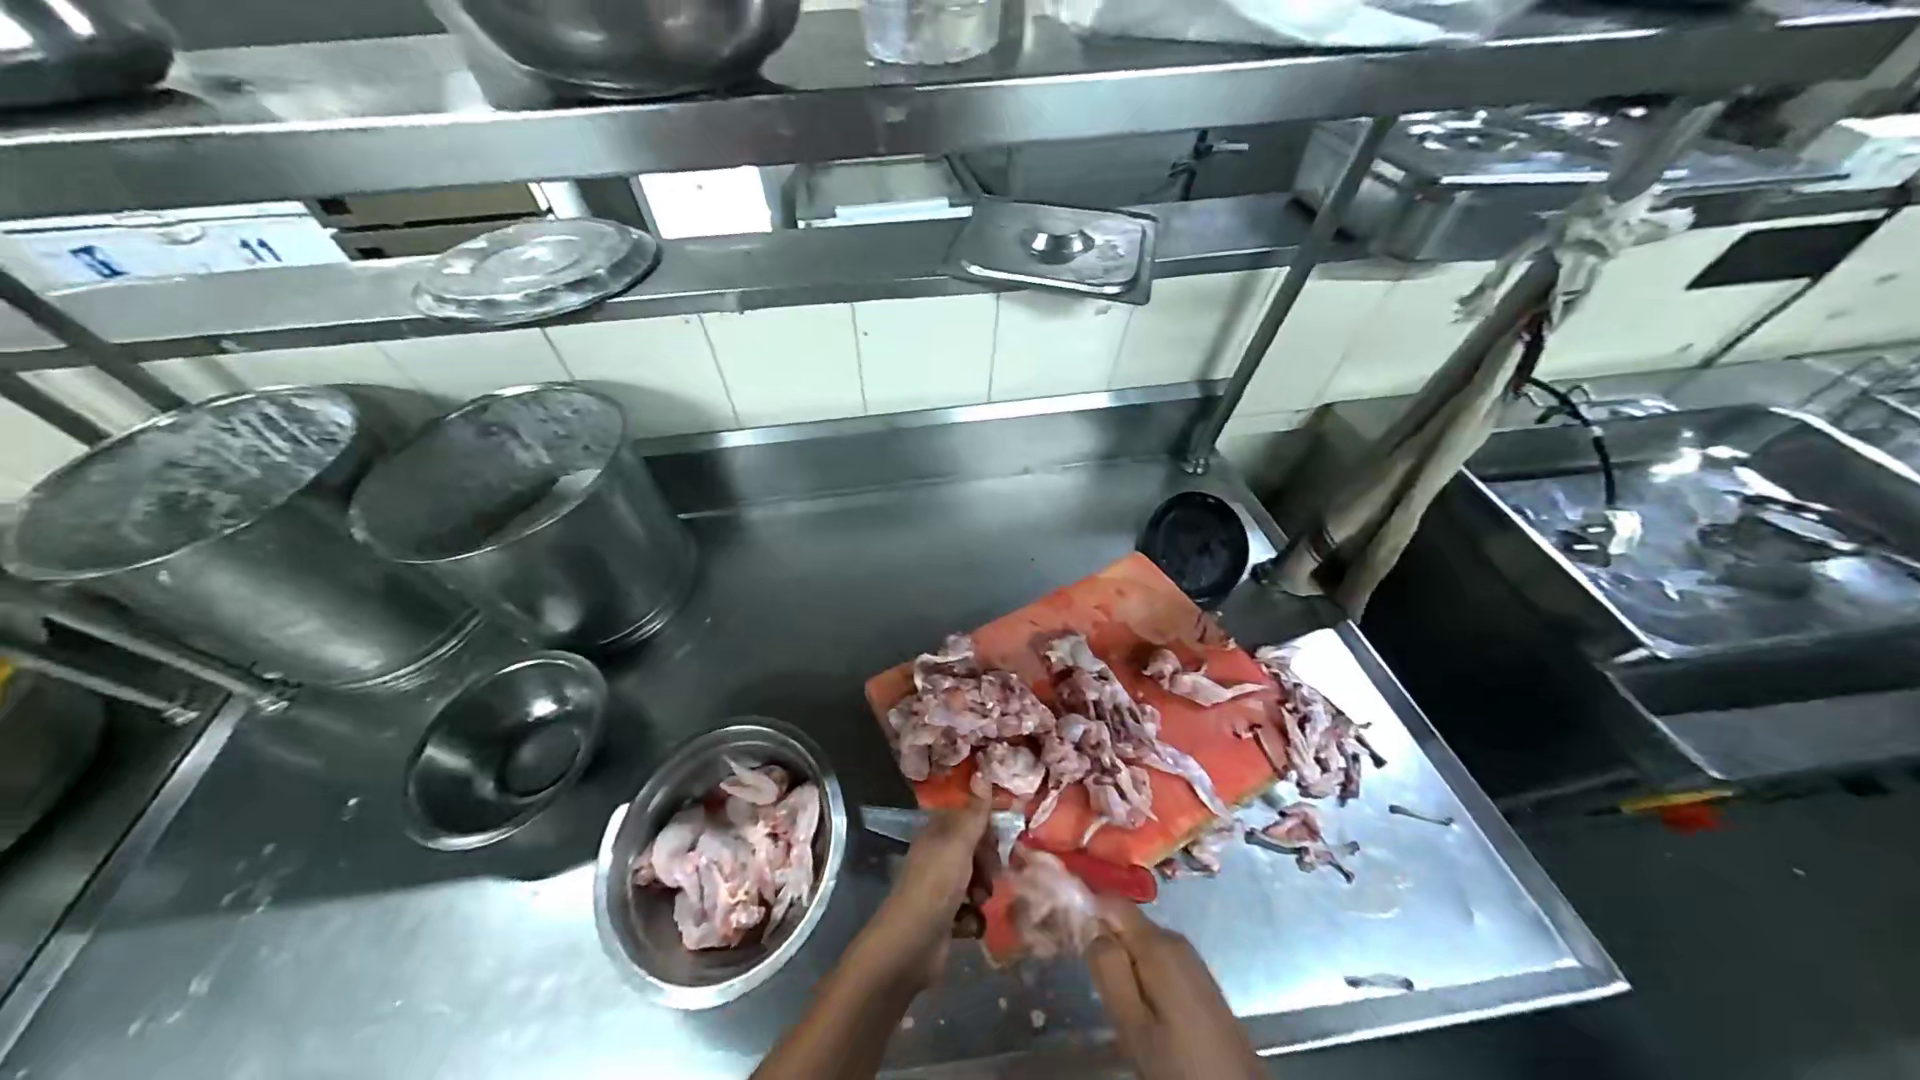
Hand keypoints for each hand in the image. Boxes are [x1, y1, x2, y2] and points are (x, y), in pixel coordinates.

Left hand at [861, 799, 998, 987]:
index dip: (987, 828)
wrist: (911, 945)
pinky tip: (969, 925)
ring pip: (975, 882)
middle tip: (994, 875)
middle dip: (988, 863)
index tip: (1005, 839)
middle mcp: (936, 858)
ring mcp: (939, 890)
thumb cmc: (936, 886)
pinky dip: (973, 919)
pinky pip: (970, 912)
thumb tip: (982, 772)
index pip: (967, 819)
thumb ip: (974, 813)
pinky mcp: (945, 920)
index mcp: (936, 835)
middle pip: (974, 851)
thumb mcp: (958, 844)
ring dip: (983, 892)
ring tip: (980, 902)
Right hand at [1087, 897, 1262, 1079]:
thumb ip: (1109, 971)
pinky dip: (1139, 969)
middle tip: (1088, 975)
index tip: (1067, 933)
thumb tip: (1089, 924)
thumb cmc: (1181, 1064)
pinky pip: (1155, 956)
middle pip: (1126, 920)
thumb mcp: (1134, 1024)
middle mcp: (1174, 939)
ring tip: (1110, 992)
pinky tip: (1137, 1001)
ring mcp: (1188, 957)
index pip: (1112, 901)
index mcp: (1157, 945)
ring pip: (1139, 940)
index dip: (1087, 909)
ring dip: (1121, 957)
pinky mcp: (1195, 975)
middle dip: (1104, 940)